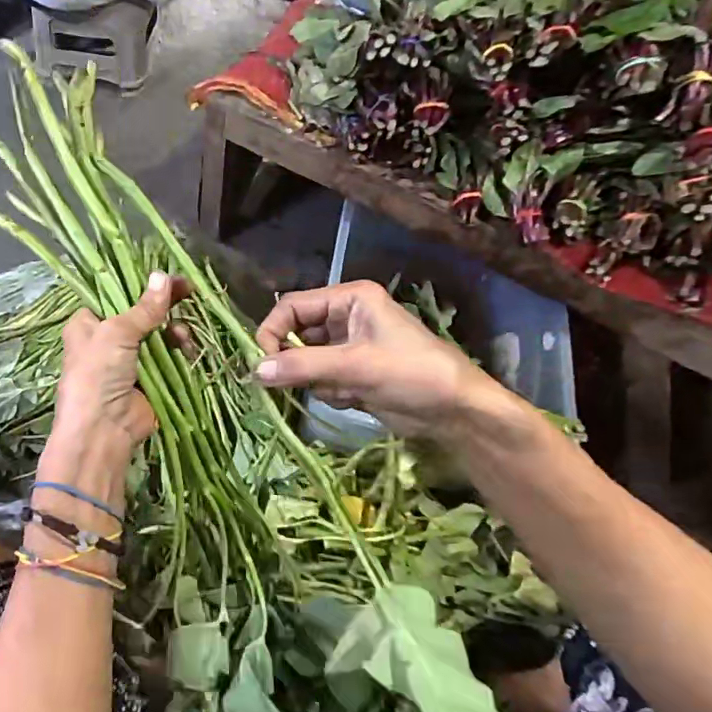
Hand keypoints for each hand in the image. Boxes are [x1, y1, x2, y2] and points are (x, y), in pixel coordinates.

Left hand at [52, 271, 190, 452]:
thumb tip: (162, 276)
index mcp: (87, 323)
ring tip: (181, 333)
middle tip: (189, 292)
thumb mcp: (116, 333)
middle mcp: (106, 339)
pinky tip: (185, 347)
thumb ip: (143, 307)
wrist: (103, 430)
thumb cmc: (97, 374)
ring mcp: (128, 360)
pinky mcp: (148, 378)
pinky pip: (167, 356)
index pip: (114, 294)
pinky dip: (177, 349)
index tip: (168, 277)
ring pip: (157, 334)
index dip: (140, 284)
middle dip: (163, 305)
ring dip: (172, 329)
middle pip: (140, 313)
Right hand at [253, 280, 511, 439]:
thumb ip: (303, 365)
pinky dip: (330, 392)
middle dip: (295, 361)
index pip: (292, 307)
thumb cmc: (412, 373)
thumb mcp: (356, 366)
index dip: (272, 332)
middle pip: (296, 335)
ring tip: (343, 390)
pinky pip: (320, 379)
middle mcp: (345, 317)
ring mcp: (348, 346)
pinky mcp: (352, 373)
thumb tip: (254, 370)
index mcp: (349, 299)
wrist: (456, 412)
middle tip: (291, 384)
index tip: (262, 363)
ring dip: (316, 380)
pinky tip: (354, 398)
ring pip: (305, 361)